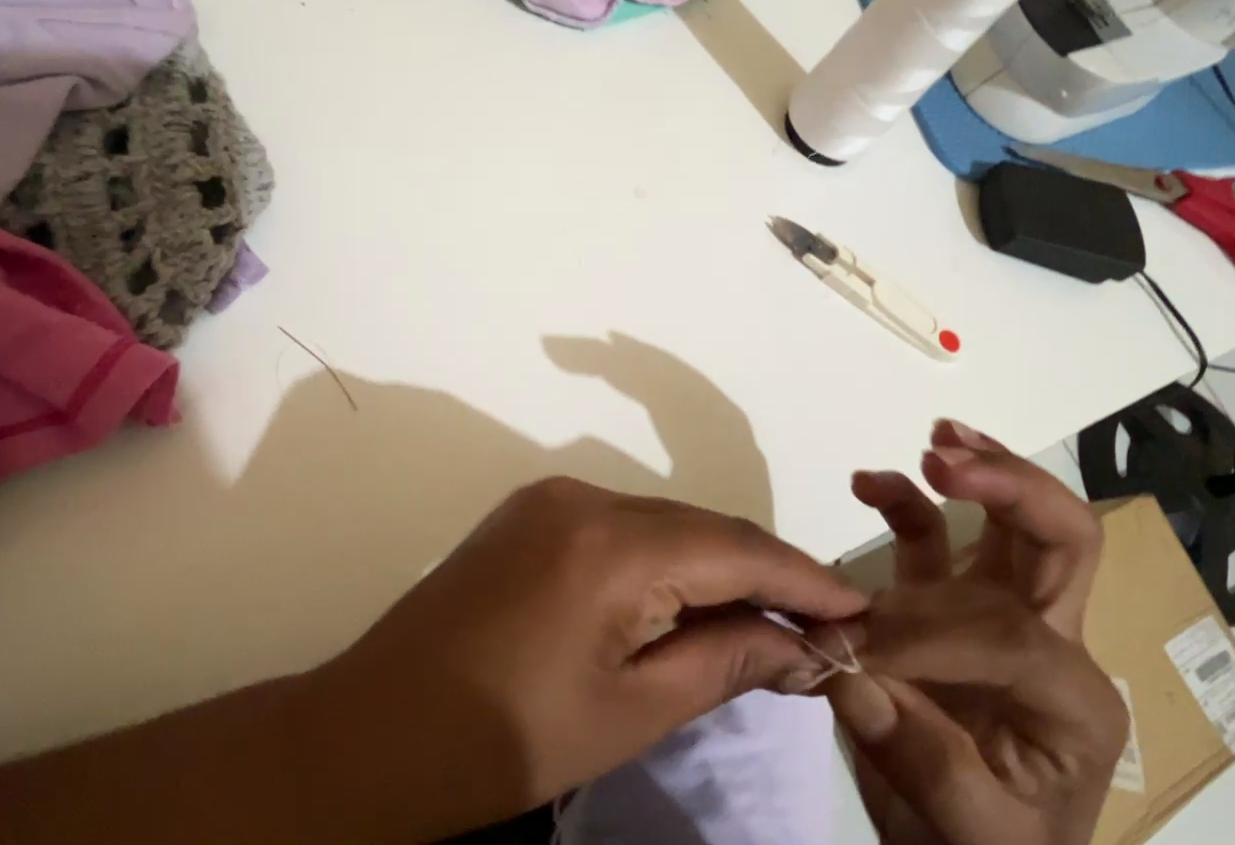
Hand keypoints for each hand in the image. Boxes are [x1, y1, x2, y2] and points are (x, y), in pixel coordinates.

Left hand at [312, 477, 868, 842]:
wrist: (374, 732)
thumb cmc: (507, 739)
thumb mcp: (633, 710)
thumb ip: (726, 658)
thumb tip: (802, 643)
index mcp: (611, 544)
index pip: (737, 547)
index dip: (805, 579)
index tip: (861, 612)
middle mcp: (582, 496)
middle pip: (700, 527)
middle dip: (762, 573)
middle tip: (818, 628)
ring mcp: (547, 499)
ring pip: (661, 523)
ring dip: (712, 564)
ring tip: (761, 620)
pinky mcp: (525, 514)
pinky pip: (619, 526)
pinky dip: (663, 559)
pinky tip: (686, 598)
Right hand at [824, 420, 1125, 844]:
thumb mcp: (972, 833)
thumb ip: (925, 762)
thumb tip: (850, 673)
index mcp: (1073, 698)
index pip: (1010, 636)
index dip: (928, 635)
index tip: (853, 655)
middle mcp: (1048, 641)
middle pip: (1060, 540)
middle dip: (1010, 488)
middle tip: (947, 459)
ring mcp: (994, 616)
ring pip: (1005, 525)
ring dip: (974, 475)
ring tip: (932, 443)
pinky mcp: (944, 608)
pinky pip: (932, 543)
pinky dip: (905, 505)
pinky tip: (868, 483)